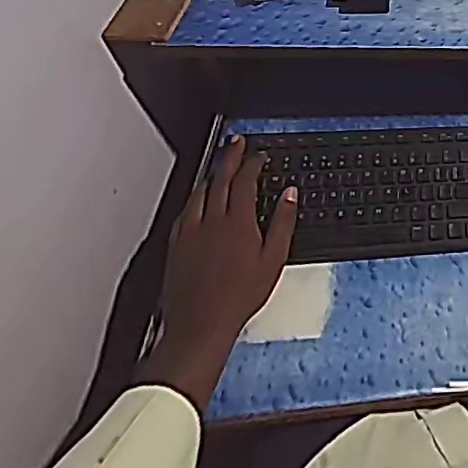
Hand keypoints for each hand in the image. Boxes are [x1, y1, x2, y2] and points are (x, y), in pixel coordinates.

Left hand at [135, 135, 296, 408]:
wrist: (199, 325)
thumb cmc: (238, 298)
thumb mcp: (273, 260)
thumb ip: (282, 223)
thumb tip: (289, 195)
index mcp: (238, 222)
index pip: (245, 181)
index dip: (252, 163)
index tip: (258, 155)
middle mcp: (213, 220)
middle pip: (221, 177)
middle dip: (230, 156)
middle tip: (236, 142)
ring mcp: (192, 230)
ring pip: (201, 190)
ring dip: (212, 172)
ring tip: (220, 163)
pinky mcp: (177, 242)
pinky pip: (187, 208)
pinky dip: (196, 195)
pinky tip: (199, 196)